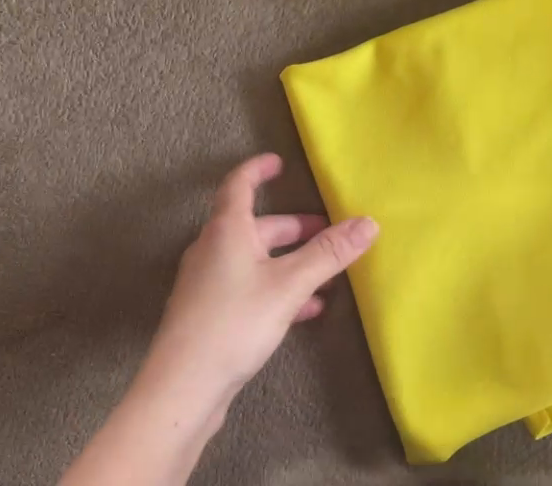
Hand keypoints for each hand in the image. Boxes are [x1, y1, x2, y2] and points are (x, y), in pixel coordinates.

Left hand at [144, 154, 377, 404]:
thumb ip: (328, 254)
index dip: (258, 169)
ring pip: (254, 259)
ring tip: (325, 275)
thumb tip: (368, 223)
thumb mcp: (289, 285)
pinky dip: (276, 288)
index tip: (279, 163)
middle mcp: (212, 248)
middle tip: (327, 232)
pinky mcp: (208, 313)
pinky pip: (248, 286)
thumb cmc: (233, 322)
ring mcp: (207, 282)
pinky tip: (304, 310)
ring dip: (288, 261)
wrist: (183, 387)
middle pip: (255, 226)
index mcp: (226, 229)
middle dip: (292, 228)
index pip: (239, 184)